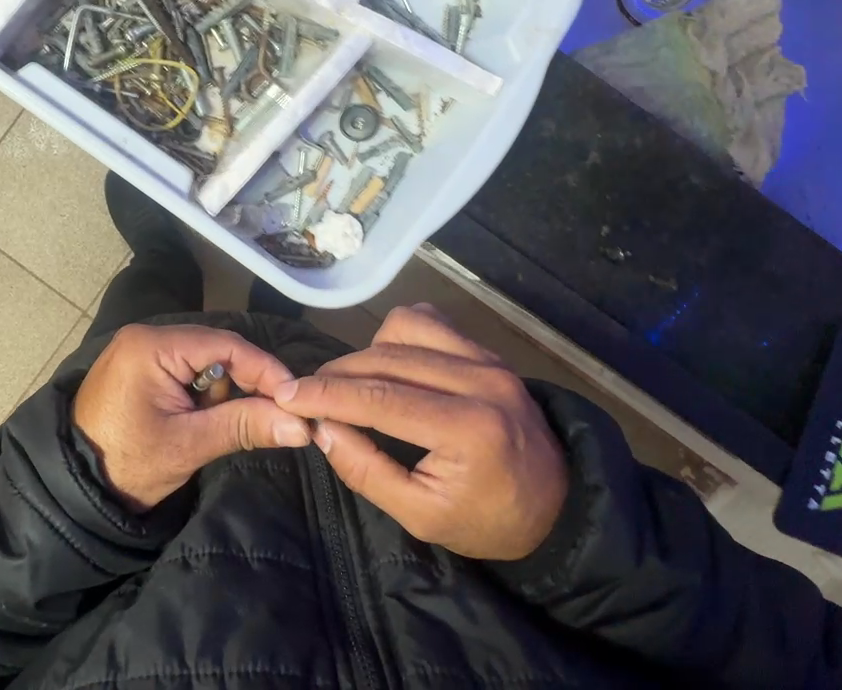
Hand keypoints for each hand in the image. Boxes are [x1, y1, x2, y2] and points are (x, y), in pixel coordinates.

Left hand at [73, 323, 310, 510]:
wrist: (74, 488)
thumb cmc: (127, 464)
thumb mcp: (189, 445)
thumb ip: (244, 425)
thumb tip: (301, 425)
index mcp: (151, 346)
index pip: (225, 345)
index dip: (265, 370)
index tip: (295, 399)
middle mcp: (145, 336)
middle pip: (216, 349)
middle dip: (243, 383)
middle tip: (269, 416)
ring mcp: (139, 350)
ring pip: (204, 361)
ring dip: (222, 391)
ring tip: (218, 425)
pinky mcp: (139, 367)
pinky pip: (185, 369)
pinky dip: (203, 393)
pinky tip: (203, 419)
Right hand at [273, 304, 567, 559]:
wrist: (555, 505)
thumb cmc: (486, 520)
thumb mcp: (422, 516)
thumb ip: (366, 470)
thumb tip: (320, 427)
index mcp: (470, 429)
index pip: (380, 398)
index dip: (326, 395)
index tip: (286, 396)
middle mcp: (480, 381)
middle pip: (385, 359)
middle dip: (335, 375)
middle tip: (306, 396)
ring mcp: (486, 358)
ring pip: (401, 330)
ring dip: (366, 354)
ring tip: (354, 386)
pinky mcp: (485, 350)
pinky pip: (426, 322)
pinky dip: (396, 337)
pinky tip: (391, 366)